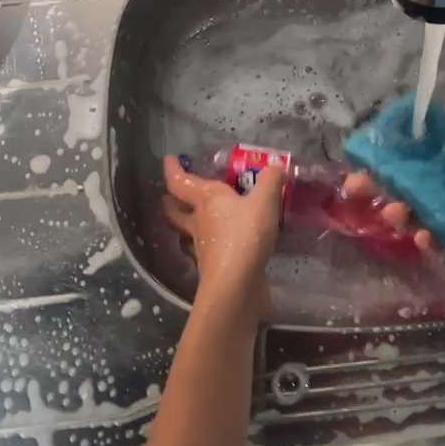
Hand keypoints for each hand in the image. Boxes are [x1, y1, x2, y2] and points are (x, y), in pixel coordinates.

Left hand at [162, 155, 284, 318]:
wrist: (236, 285)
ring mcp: (203, 246)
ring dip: (189, 223)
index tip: (168, 159)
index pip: (180, 181)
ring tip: (199, 216)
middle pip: (176, 210)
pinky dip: (212, 242)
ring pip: (189, 230)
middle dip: (172, 201)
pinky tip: (224, 241)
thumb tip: (276, 165)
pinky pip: (208, 248)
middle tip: (173, 195)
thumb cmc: (244, 235)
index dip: (172, 169)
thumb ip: (270, 181)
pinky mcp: (214, 265)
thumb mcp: (264, 202)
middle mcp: (199, 221)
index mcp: (206, 199)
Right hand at [365, 96, 444, 278]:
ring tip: (391, 211)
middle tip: (356, 187)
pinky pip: (441, 239)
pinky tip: (421, 235)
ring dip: (400, 210)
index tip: (367, 151)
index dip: (394, 152)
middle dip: (382, 184)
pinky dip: (427, 237)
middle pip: (412, 183)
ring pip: (419, 212)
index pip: (422, 153)